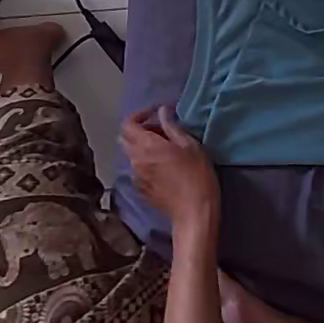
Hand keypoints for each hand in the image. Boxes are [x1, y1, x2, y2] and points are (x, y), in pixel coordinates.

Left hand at [119, 105, 219, 246]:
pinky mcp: (141, 189)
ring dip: (143, 146)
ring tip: (166, 148)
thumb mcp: (190, 145)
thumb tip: (162, 111)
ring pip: (131, 154)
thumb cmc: (197, 174)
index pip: (128, 124)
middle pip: (125, 138)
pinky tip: (164, 166)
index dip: (139, 114)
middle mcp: (135, 160)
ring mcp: (136, 176)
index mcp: (147, 146)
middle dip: (140, 129)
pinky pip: (138, 169)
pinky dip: (146, 161)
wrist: (193, 211)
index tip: (157, 113)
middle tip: (162, 129)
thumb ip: (172, 127)